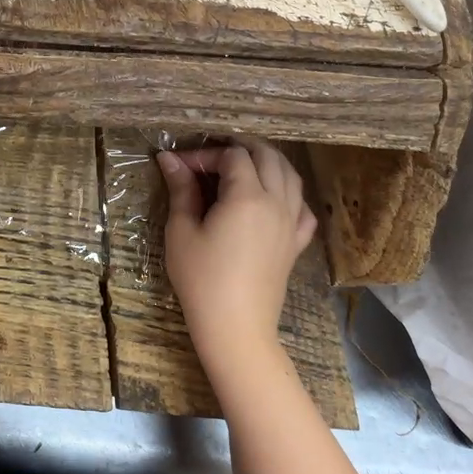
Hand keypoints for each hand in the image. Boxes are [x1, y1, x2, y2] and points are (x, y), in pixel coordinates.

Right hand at [158, 139, 317, 356]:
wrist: (235, 325)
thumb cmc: (201, 277)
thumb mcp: (182, 230)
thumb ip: (181, 190)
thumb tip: (169, 159)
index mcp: (247, 197)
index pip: (232, 156)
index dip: (204, 153)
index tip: (179, 166)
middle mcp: (276, 204)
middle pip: (268, 157)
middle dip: (239, 148)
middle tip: (210, 155)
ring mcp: (291, 224)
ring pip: (291, 177)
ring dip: (266, 163)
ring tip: (238, 167)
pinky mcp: (296, 244)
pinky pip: (303, 208)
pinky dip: (288, 193)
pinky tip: (270, 199)